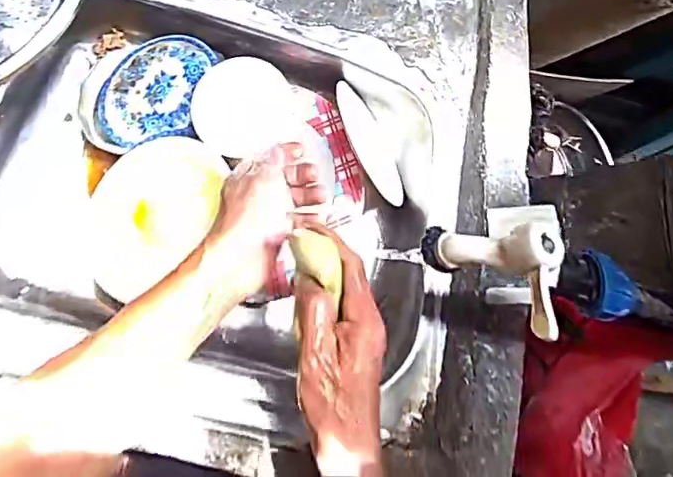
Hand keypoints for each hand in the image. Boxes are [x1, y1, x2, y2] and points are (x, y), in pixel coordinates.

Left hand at [202, 142, 324, 299]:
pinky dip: (307, 218)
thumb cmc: (246, 217)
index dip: (285, 153)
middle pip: (284, 179)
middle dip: (303, 176)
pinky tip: (316, 216)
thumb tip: (278, 151)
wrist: (239, 258)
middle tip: (315, 176)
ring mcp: (266, 216)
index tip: (300, 150)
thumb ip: (273, 163)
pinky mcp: (275, 235)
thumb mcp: (263, 179)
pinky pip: (295, 222)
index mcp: (249, 178)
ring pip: (292, 201)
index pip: (268, 159)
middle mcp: (257, 196)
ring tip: (321, 196)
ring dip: (309, 196)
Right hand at [295, 225, 385, 476]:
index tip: (311, 228)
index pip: (351, 264)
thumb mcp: (315, 356)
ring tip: (302, 260)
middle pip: (351, 271)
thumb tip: (310, 278)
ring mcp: (365, 331)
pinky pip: (342, 302)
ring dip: (325, 270)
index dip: (330, 240)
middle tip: (304, 239)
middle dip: (327, 251)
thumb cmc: (334, 410)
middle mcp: (370, 321)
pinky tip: (309, 294)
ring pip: (346, 286)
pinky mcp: (357, 341)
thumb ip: (314, 311)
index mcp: (364, 319)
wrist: (348, 444)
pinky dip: (326, 290)